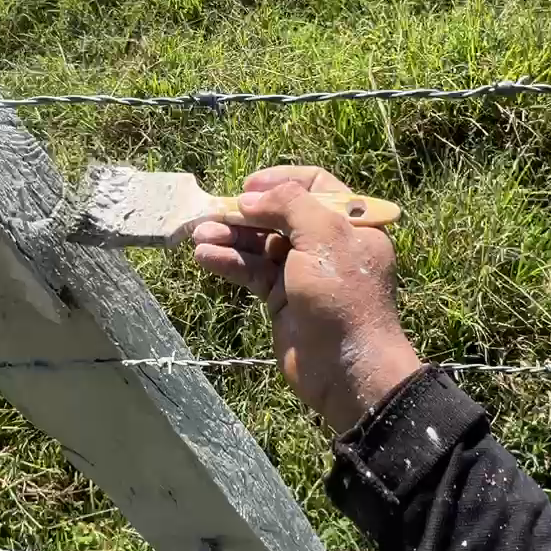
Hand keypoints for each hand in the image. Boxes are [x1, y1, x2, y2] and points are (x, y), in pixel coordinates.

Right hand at [192, 166, 421, 432]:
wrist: (346, 370)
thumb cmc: (342, 295)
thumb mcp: (324, 236)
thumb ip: (288, 204)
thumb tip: (249, 198)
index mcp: (350, 223)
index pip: (315, 185)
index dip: (280, 181)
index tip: (248, 186)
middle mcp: (327, 243)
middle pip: (279, 214)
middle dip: (245, 213)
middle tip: (212, 212)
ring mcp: (303, 271)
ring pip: (261, 243)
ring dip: (230, 237)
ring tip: (199, 235)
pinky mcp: (282, 297)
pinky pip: (252, 271)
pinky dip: (229, 262)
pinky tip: (205, 257)